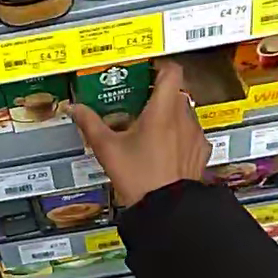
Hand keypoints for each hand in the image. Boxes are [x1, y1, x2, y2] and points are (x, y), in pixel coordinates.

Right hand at [71, 61, 210, 207]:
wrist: (167, 211)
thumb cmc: (139, 178)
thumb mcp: (107, 149)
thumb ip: (91, 124)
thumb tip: (76, 109)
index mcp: (162, 111)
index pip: (171, 72)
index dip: (159, 66)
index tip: (146, 69)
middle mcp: (183, 118)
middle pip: (175, 92)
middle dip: (158, 93)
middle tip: (139, 100)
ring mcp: (195, 136)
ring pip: (184, 112)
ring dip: (169, 114)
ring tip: (149, 127)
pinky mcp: (201, 153)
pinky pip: (191, 134)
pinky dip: (179, 135)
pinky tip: (163, 148)